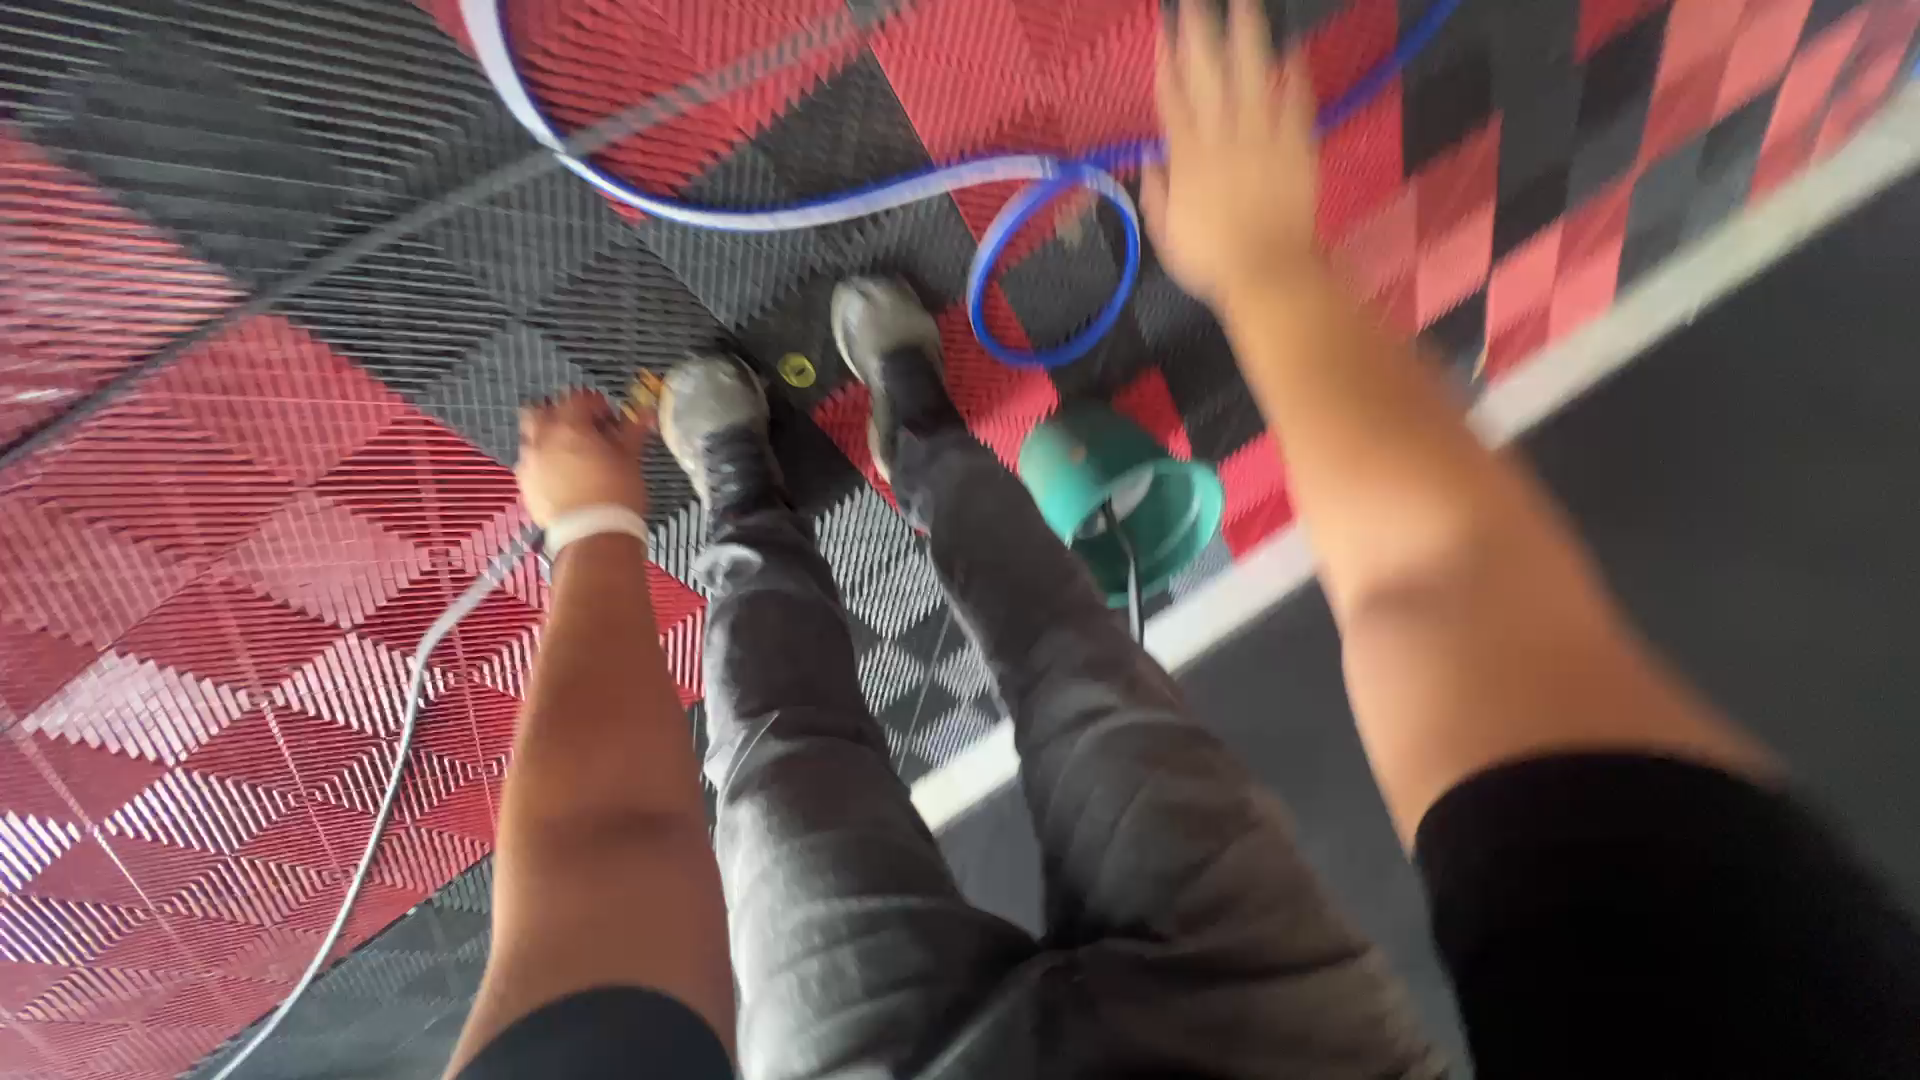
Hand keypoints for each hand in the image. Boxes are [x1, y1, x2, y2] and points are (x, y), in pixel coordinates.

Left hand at [515, 389, 651, 526]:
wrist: (593, 535)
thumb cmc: (617, 492)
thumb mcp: (630, 458)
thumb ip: (633, 431)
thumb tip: (646, 411)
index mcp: (569, 426)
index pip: (578, 398)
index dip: (597, 404)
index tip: (611, 418)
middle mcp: (541, 439)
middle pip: (541, 410)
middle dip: (561, 414)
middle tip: (583, 429)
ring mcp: (528, 463)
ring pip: (532, 437)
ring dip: (550, 438)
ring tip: (573, 456)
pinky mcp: (525, 486)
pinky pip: (531, 464)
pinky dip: (545, 463)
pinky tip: (565, 479)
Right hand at [1142, 0, 1321, 311]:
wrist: (1267, 271)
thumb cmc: (1210, 260)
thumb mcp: (1166, 234)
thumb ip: (1157, 193)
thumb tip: (1152, 160)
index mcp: (1188, 160)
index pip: (1173, 100)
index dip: (1167, 62)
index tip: (1164, 30)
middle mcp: (1223, 138)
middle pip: (1209, 75)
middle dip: (1200, 34)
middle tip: (1195, 2)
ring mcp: (1263, 138)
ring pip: (1253, 76)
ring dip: (1247, 36)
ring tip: (1245, 3)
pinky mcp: (1295, 145)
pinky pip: (1295, 101)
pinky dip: (1294, 74)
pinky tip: (1292, 49)